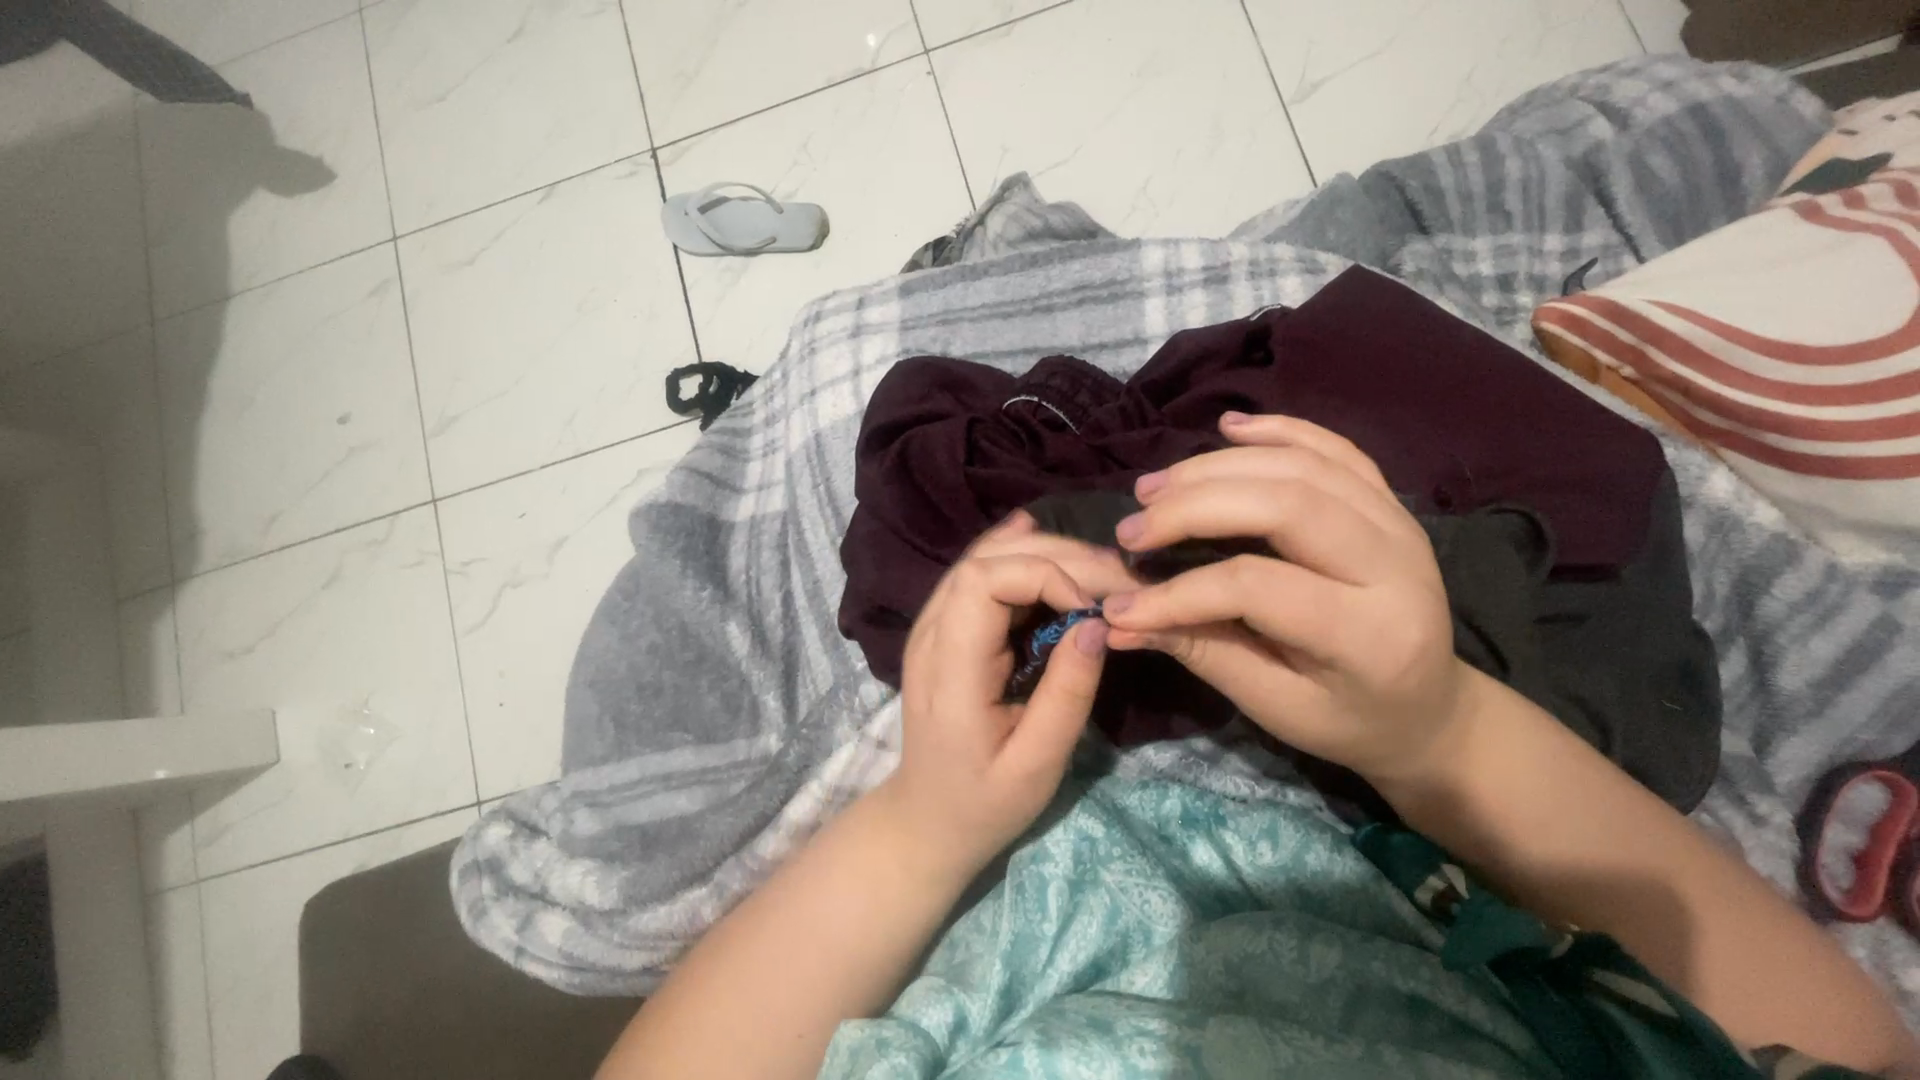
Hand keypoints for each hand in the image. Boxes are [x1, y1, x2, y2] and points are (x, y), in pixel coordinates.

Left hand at [880, 513, 1113, 872]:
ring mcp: (931, 629)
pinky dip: (1013, 555)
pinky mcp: (944, 631)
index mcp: (950, 670)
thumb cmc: (984, 801)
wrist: (928, 818)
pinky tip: (1038, 534)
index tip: (1090, 609)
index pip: (982, 583)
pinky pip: (977, 578)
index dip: (1042, 575)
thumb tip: (1096, 625)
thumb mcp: (1037, 763)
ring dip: (1042, 553)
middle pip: (984, 562)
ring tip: (1097, 565)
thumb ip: (1067, 694)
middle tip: (1114, 576)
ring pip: (981, 561)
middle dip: (1054, 557)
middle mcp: (931, 636)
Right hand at [1101, 412, 1470, 783]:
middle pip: (1284, 504)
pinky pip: (1335, 448)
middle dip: (1193, 507)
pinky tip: (1229, 426)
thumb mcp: (1274, 705)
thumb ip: (1202, 652)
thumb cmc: (1347, 718)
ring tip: (1153, 488)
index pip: (1257, 588)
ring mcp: (1399, 522)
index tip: (1119, 603)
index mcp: (1368, 633)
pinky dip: (1279, 430)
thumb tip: (1119, 620)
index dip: (1179, 593)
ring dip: (1216, 467)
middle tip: (1131, 528)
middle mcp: (1395, 563)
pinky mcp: (1391, 501)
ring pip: (1301, 466)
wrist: (1429, 706)